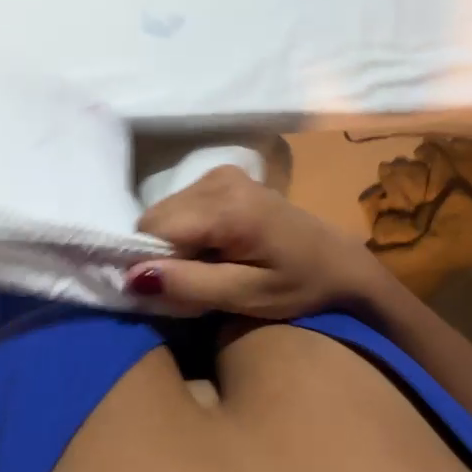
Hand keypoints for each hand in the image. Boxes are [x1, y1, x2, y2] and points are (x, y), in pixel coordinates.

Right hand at [127, 166, 387, 318]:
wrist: (340, 262)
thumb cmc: (300, 286)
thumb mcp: (247, 297)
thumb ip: (190, 285)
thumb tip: (132, 276)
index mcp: (227, 208)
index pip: (152, 230)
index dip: (152, 263)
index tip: (176, 291)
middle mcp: (218, 179)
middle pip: (154, 219)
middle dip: (163, 254)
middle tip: (196, 282)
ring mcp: (219, 173)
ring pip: (162, 213)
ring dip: (173, 244)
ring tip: (210, 266)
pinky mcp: (220, 175)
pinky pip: (178, 206)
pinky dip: (185, 231)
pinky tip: (214, 248)